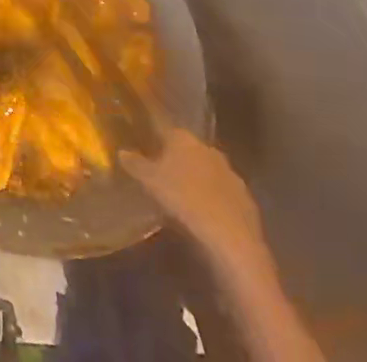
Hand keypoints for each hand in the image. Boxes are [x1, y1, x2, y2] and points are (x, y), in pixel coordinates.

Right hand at [121, 130, 266, 261]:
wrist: (230, 236)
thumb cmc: (183, 198)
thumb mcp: (149, 181)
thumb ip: (135, 164)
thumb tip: (122, 151)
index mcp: (185, 140)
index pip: (166, 130)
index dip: (154, 137)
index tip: (144, 146)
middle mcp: (209, 149)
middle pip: (187, 150)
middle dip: (175, 159)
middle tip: (160, 173)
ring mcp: (230, 173)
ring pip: (206, 170)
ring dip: (195, 179)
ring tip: (180, 195)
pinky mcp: (244, 198)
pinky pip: (221, 192)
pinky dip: (211, 198)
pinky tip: (202, 213)